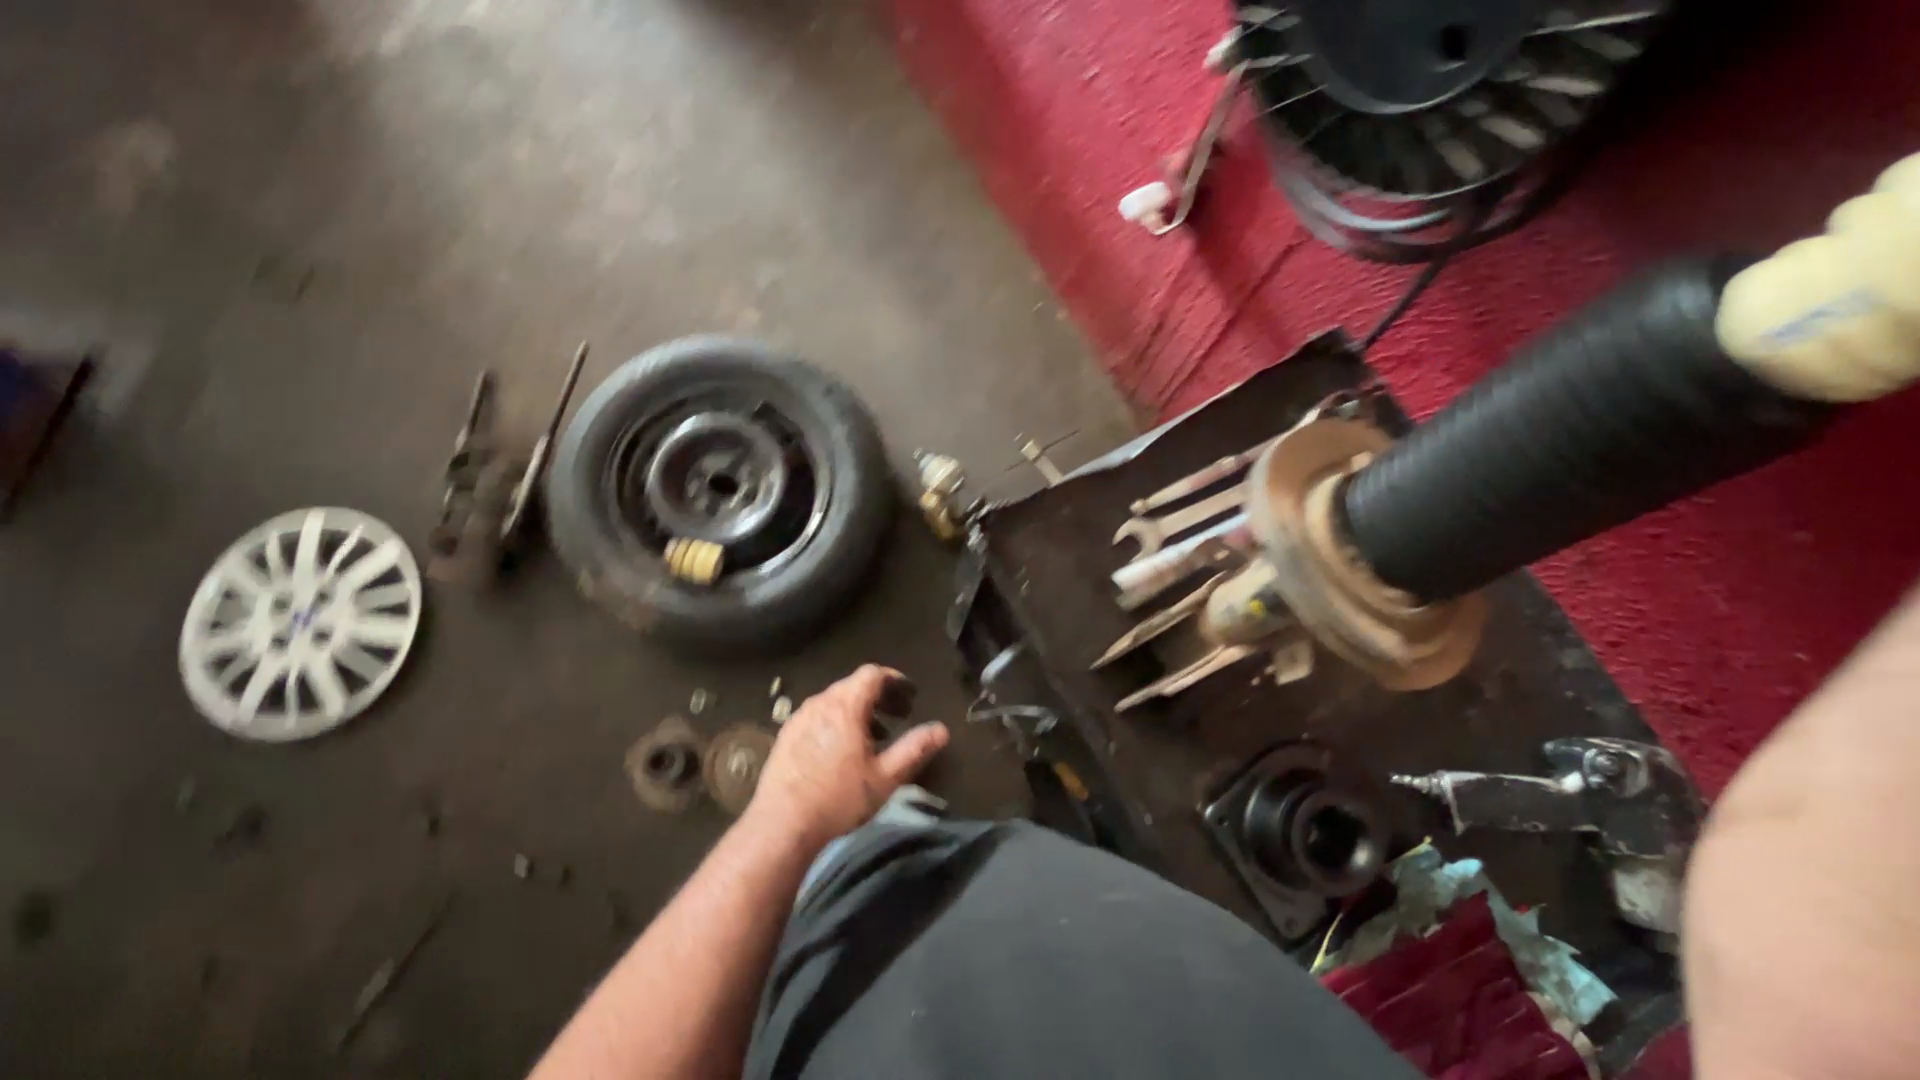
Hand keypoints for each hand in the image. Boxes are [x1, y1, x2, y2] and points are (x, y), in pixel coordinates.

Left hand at [747, 665, 949, 850]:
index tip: (909, 695)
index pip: (872, 674)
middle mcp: (819, 704)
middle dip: (878, 696)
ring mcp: (798, 719)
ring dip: (856, 710)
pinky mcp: (785, 736)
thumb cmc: (838, 799)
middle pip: (852, 686)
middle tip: (897, 716)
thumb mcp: (885, 778)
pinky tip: (840, 751)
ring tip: (872, 737)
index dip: (894, 679)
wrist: (781, 825)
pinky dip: (835, 722)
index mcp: (845, 707)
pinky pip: (816, 717)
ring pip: (833, 701)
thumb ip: (914, 749)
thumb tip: (941, 730)